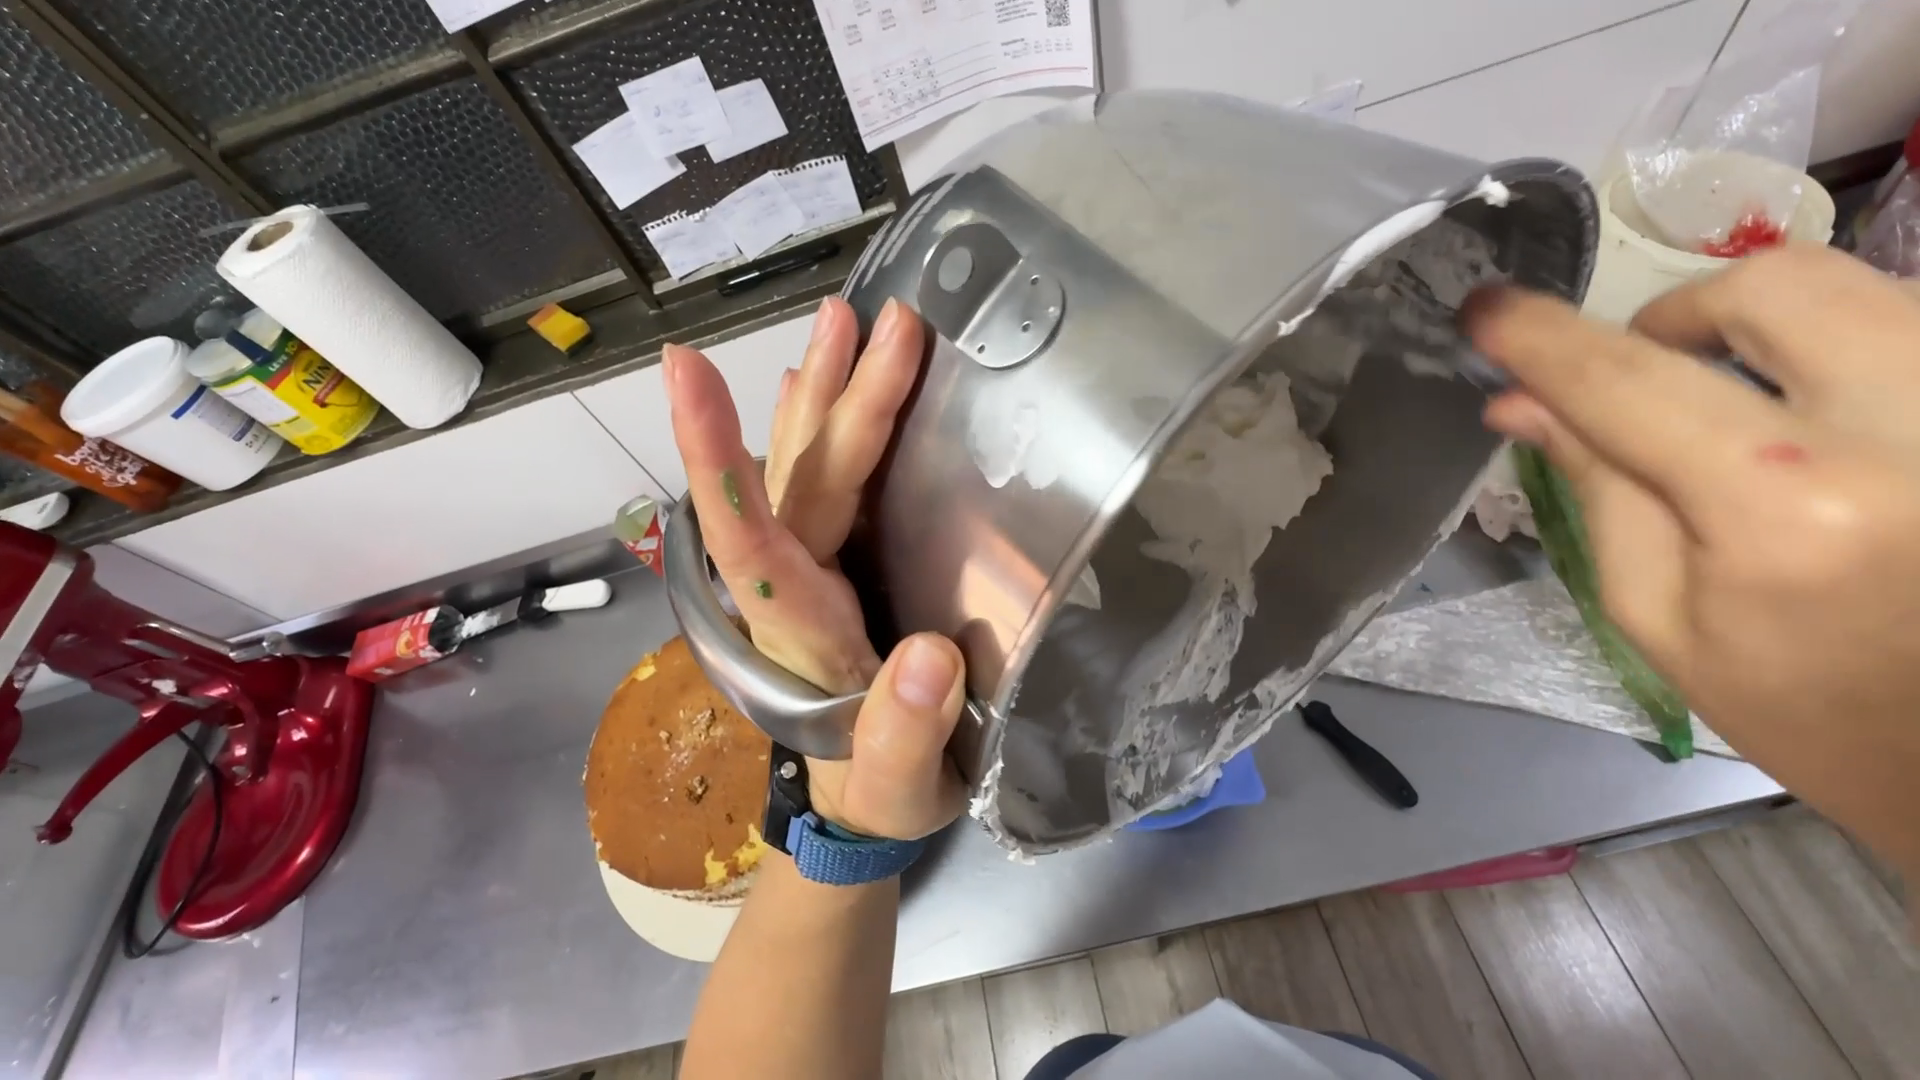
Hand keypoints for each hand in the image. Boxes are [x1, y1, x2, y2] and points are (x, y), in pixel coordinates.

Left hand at [664, 297, 967, 840]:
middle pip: (796, 478)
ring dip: (822, 394)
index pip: (748, 534)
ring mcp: (808, 574)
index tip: (687, 372)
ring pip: (803, 469)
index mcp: (796, 631)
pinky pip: (818, 487)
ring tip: (843, 320)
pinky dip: (820, 431)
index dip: (716, 455)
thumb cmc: (876, 797)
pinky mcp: (834, 569)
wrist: (860, 803)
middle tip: (870, 318)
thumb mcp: (896, 787)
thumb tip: (927, 658)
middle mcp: (788, 587)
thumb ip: (901, 737)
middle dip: (831, 396)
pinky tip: (819, 389)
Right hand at [1465, 248, 1919, 876]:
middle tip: (1639, 370)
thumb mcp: (1660, 615)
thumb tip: (1522, 404)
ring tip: (1732, 401)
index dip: (1545, 339)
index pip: (1632, 385)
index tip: (1486, 307)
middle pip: (1775, 287)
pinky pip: (1913, 328)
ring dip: (1762, 330)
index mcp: (1792, 511)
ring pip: (1864, 289)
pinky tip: (1818, 418)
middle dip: (1678, 312)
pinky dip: (1837, 352)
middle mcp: (1919, 429)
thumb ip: (1598, 490)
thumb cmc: (1805, 709)